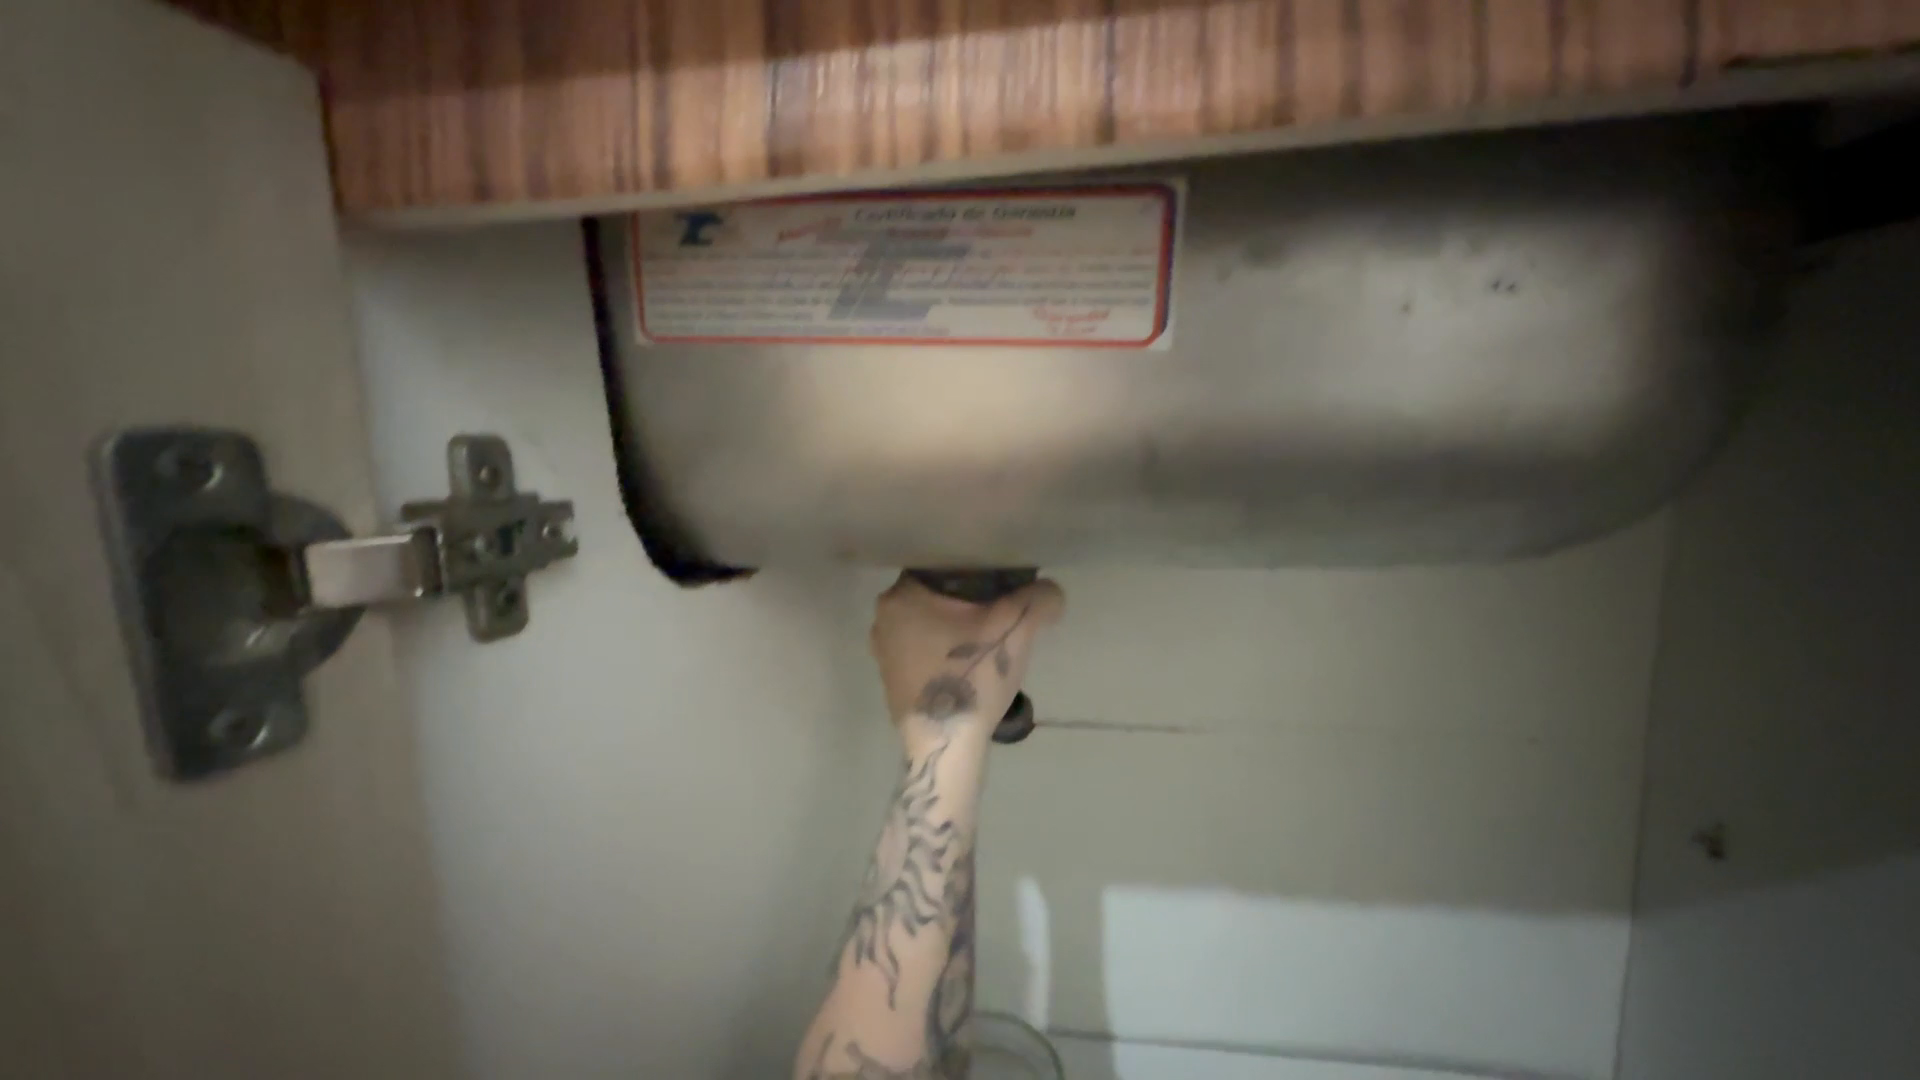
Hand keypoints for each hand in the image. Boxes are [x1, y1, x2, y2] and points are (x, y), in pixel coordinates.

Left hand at [869, 574, 1064, 753]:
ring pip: (927, 624)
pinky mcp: (890, 679)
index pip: (942, 565)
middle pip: (935, 596)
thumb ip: (1039, 599)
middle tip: (999, 615)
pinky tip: (968, 667)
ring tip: (987, 642)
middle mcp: (883, 617)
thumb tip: (1049, 593)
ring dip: (955, 629)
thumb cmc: (972, 675)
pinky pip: (921, 652)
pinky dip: (943, 653)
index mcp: (902, 594)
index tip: (1000, 587)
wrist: (945, 743)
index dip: (976, 572)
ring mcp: (883, 651)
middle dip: (966, 602)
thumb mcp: (1017, 628)